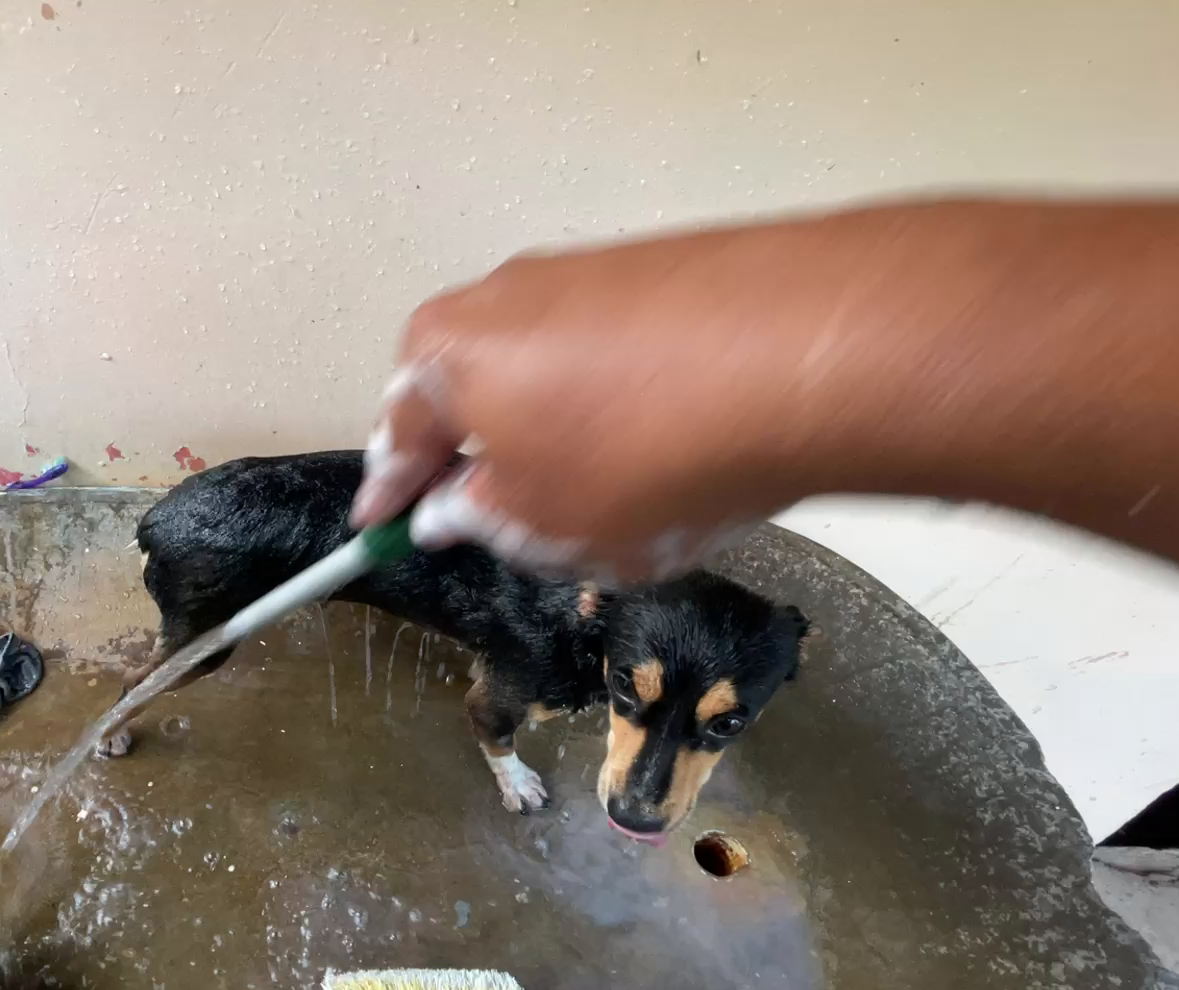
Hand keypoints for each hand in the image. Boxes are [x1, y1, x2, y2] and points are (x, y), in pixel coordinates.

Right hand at [350, 210, 921, 581]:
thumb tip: (445, 509)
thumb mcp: (539, 524)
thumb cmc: (634, 461)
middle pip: (459, 391)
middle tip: (472, 506)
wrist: (802, 354)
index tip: (376, 530)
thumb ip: (476, 519)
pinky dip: (595, 399)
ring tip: (572, 482)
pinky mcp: (649, 269)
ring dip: (533, 427)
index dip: (388, 495)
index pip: (397, 439)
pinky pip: (593, 350)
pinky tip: (638, 436)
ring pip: (528, 369)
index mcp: (444, 356)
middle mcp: (496, 298)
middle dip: (461, 454)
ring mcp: (576, 273)